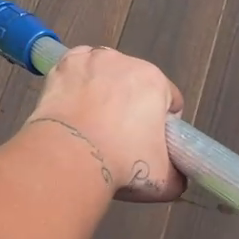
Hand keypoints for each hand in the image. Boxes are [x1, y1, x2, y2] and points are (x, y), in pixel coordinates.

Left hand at [25, 46, 185, 202]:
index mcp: (152, 79)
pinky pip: (76, 70)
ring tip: (94, 120)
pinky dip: (77, 82)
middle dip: (132, 102)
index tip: (154, 140)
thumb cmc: (125, 163)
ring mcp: (87, 58)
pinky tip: (74, 105)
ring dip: (103, 89)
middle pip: (134, 82)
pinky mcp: (61, 64)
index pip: (169, 98)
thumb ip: (177, 169)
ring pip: (103, 72)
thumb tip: (173, 169)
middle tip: (122, 134)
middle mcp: (120, 59)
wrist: (71, 154)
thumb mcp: (168, 180)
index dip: (166, 121)